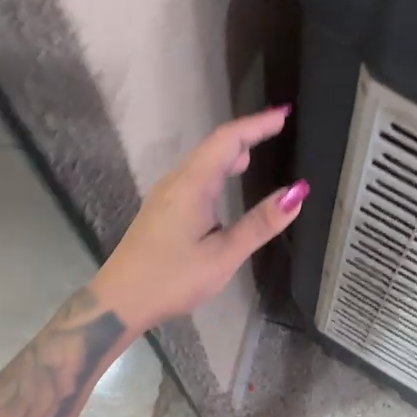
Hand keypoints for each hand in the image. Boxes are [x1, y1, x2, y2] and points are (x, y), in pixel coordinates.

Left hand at [89, 107, 307, 332]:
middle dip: (247, 133)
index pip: (228, 140)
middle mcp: (176, 182)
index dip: (257, 124)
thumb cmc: (172, 279)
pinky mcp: (161, 209)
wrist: (119, 301)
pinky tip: (226, 181)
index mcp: (192, 186)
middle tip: (277, 127)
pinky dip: (218, 168)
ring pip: (202, 161)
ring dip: (231, 150)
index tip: (284, 114)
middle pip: (214, 146)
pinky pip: (194, 175)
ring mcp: (165, 194)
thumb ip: (260, 224)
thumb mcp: (223, 255)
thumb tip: (297, 192)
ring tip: (257, 150)